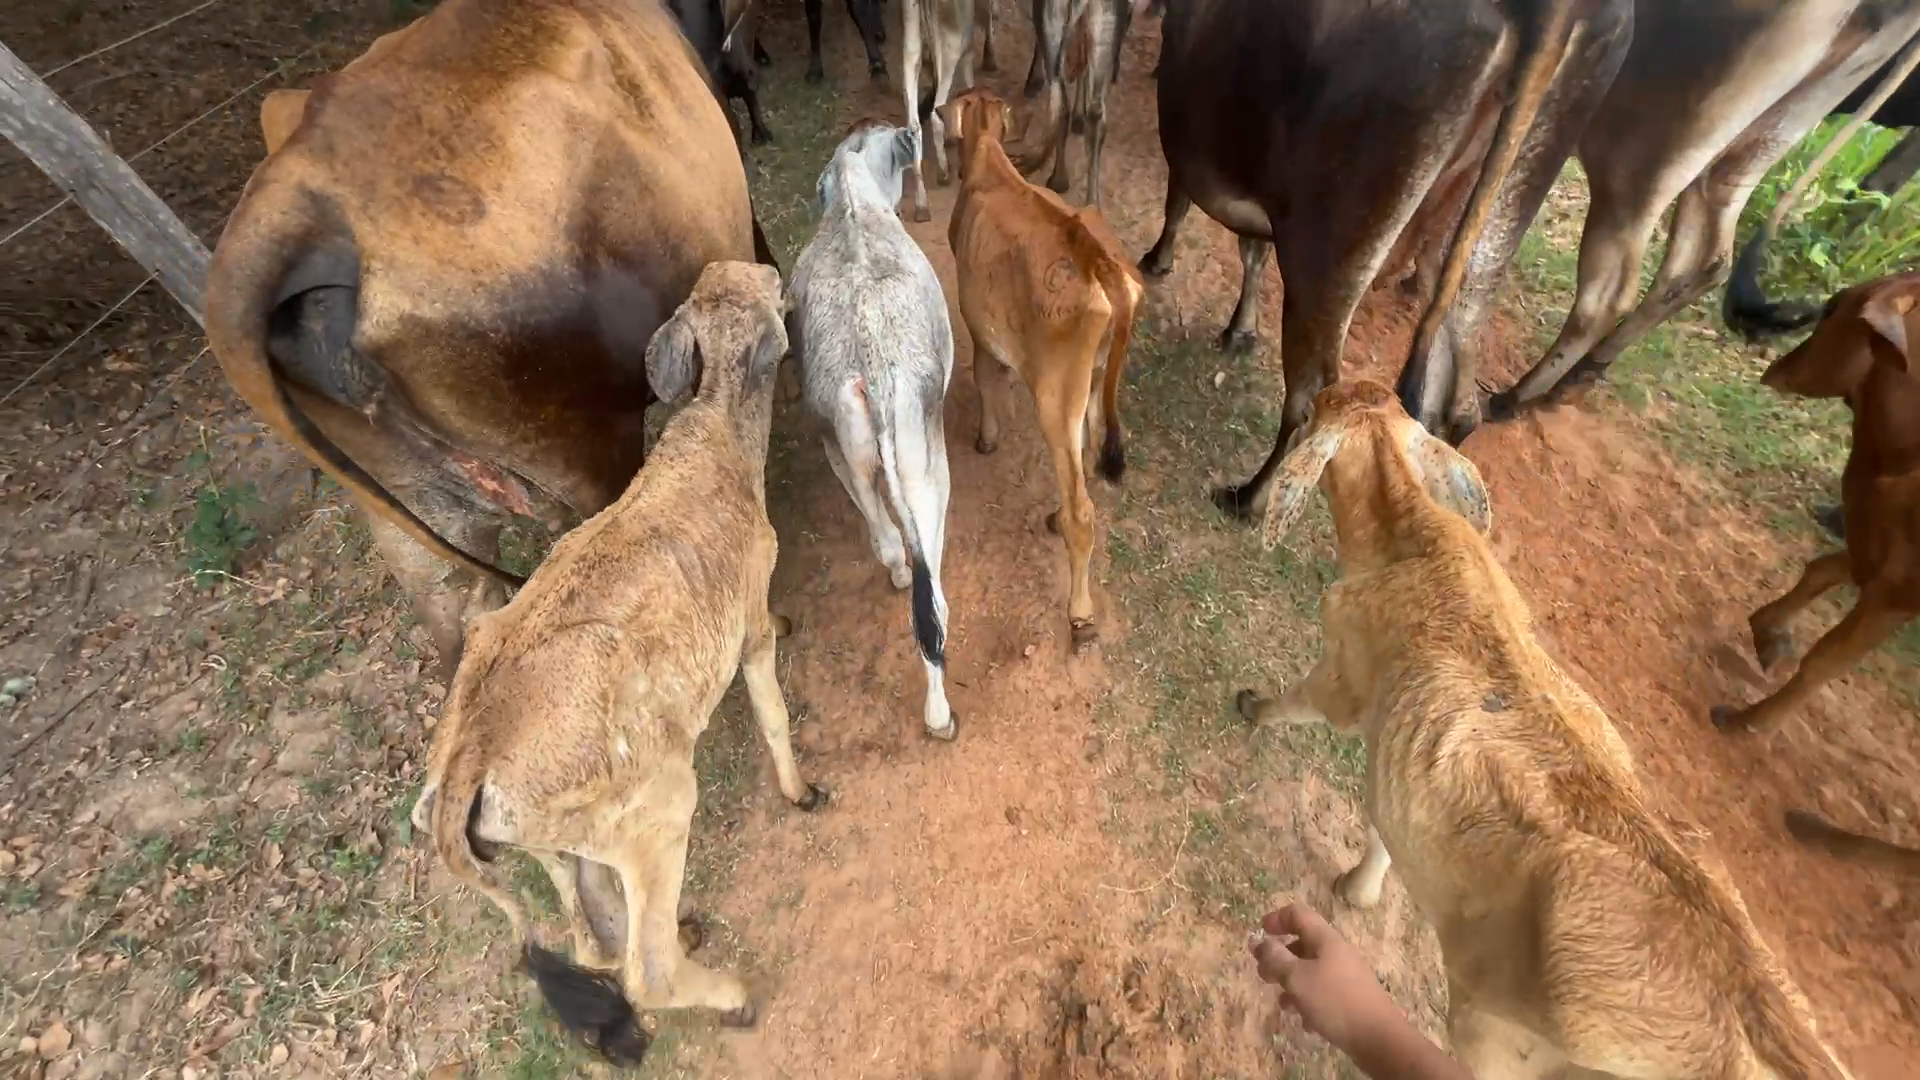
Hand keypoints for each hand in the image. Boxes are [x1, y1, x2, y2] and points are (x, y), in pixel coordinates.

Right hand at [1249, 902, 1401, 1052]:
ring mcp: (1347, 976)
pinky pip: (1324, 991)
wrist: (1382, 1042)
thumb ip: (1273, 957)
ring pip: (1311, 970)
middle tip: (1263, 973)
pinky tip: (1304, 1021)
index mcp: (1325, 939)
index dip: (1276, 918)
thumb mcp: (1296, 977)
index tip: (1260, 933)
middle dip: (1279, 957)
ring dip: (1292, 982)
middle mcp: (1336, 952)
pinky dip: (1309, 1000)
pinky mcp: (1353, 999)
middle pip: (1302, 943)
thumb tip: (1257, 941)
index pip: (1298, 913)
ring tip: (1281, 1002)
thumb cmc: (1335, 1001)